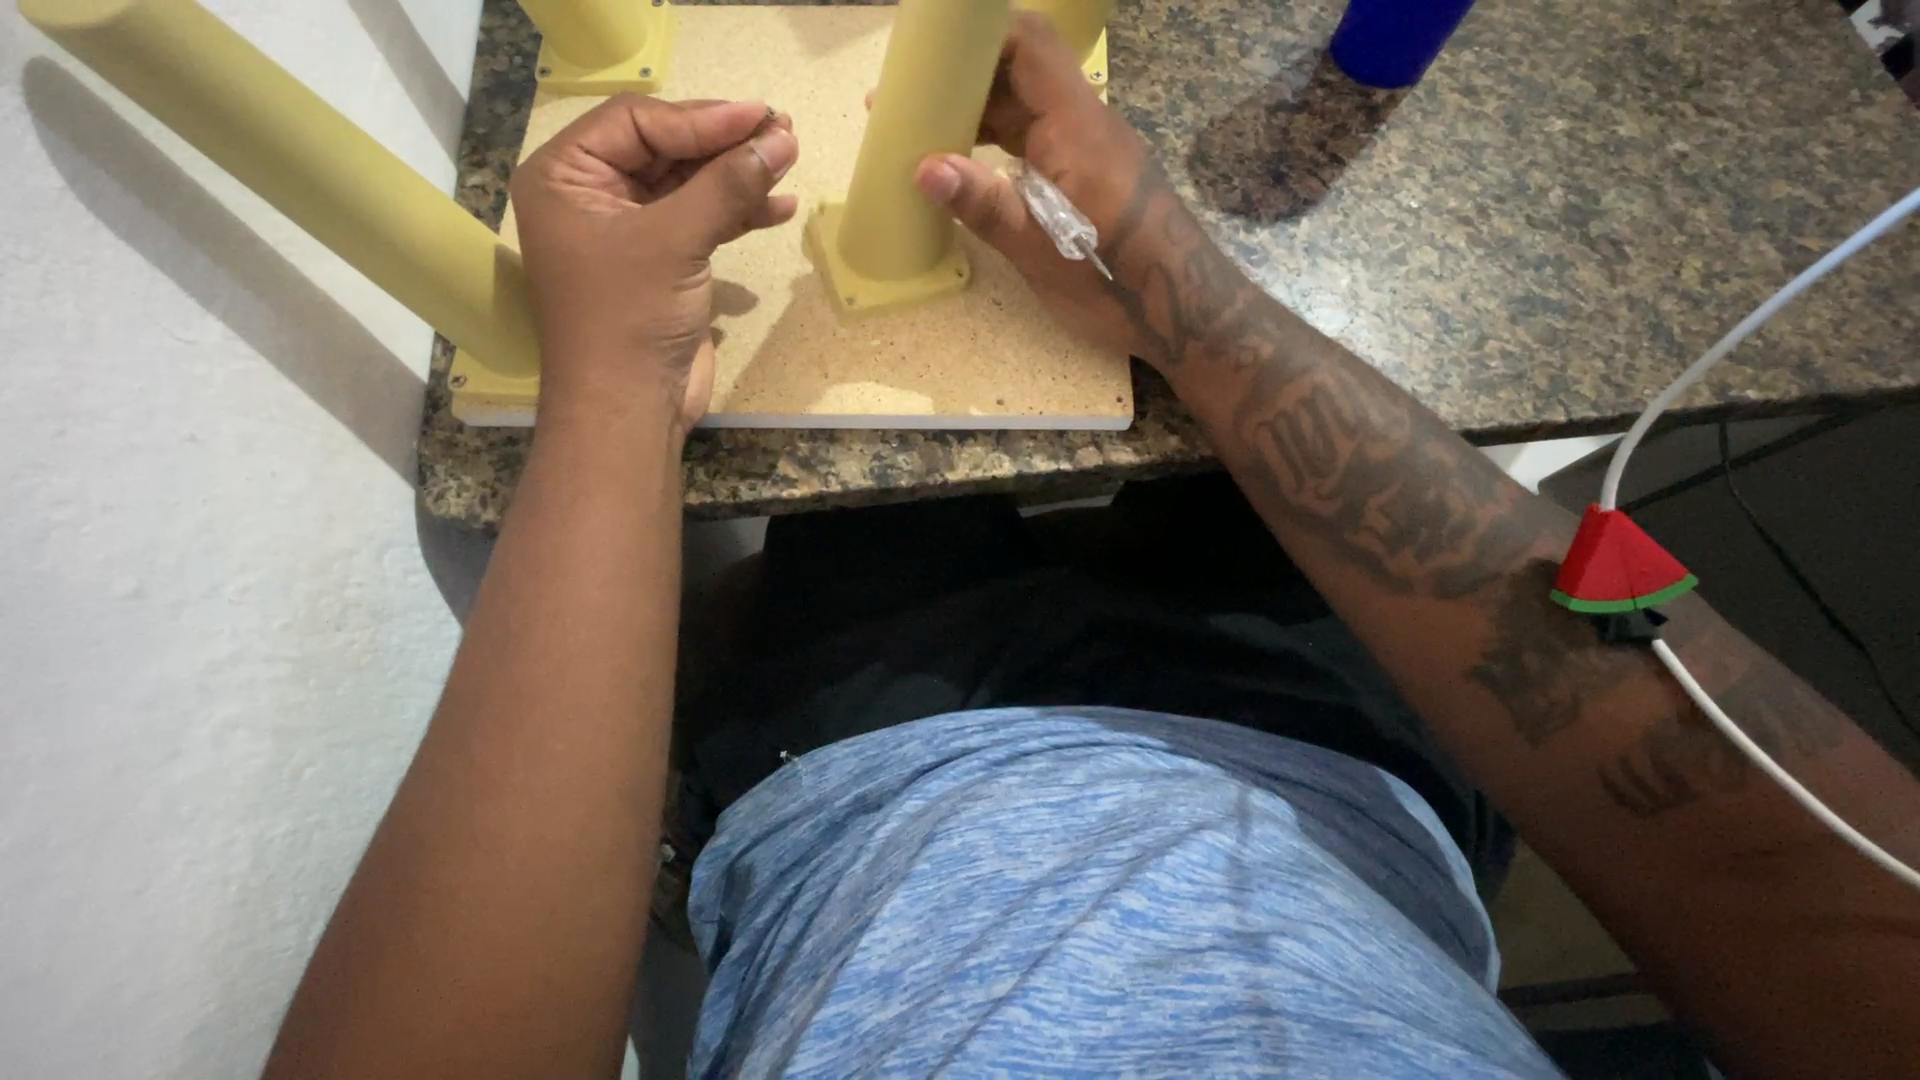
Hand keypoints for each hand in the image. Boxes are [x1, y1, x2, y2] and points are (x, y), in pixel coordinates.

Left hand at [511, 95, 799, 432]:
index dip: (701, 118)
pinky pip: (702, 224)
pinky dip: (738, 215)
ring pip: (689, 187)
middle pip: (666, 150)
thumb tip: (781, 139)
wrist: (630, 407)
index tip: (760, 116)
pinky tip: (778, 208)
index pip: (638, 124)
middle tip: (781, 131)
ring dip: (738, 178)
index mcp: (566, 177)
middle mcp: (593, 198)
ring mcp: (630, 234)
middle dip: (724, 144)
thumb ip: (727, 185)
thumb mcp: (674, 240)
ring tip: (789, 160)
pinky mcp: (663, 266)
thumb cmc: (630, 316)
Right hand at [912, 14, 1237, 370]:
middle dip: (966, 81)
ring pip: (1030, 110)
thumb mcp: (1042, 251)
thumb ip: (985, 205)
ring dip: (981, 115)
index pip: (1027, 44)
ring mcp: (1092, 150)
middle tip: (909, 107)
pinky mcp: (1094, 176)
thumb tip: (923, 169)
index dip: (977, 38)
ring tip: (928, 138)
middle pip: (1023, 74)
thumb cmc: (1115, 281)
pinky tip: (972, 168)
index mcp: (1076, 126)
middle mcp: (1086, 124)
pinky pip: (1042, 140)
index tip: (928, 59)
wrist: (1183, 311)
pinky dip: (1002, 143)